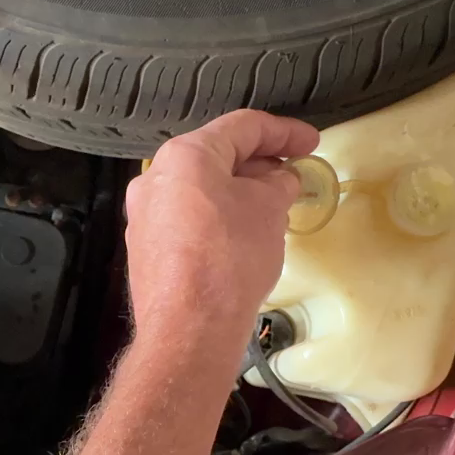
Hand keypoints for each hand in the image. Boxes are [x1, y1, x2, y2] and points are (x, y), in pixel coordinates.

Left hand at [124, 110, 318, 369]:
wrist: (189, 328)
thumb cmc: (231, 258)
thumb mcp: (268, 210)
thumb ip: (278, 183)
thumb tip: (279, 179)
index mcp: (184, 156)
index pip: (242, 127)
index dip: (284, 132)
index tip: (311, 143)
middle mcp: (154, 178)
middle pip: (215, 157)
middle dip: (258, 164)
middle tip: (293, 175)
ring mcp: (143, 215)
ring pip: (199, 190)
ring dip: (237, 191)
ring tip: (272, 206)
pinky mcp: (144, 247)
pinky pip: (185, 218)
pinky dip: (216, 216)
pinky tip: (241, 234)